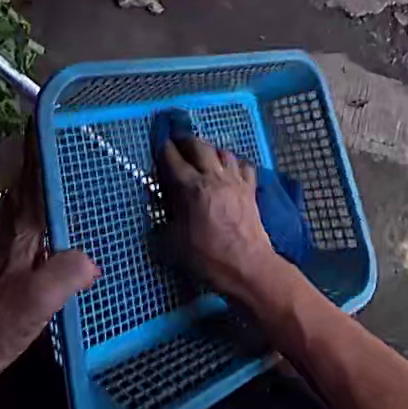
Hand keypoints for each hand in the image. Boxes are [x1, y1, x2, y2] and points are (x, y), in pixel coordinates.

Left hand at [0, 145, 98, 380]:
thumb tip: (92, 259)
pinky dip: (40, 211)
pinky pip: (32, 227)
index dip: (36, 153)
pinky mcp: (15, 268)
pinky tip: (51, 217)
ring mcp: (12, 250)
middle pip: (27, 188)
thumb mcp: (36, 301)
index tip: (42, 121)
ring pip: (26, 205)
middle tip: (57, 138)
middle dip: (38, 161)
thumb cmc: (0, 322)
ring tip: (56, 167)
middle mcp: (15, 235)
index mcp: (22, 234)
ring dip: (38, 183)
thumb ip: (62, 276)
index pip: (32, 184)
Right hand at [158, 137, 284, 303]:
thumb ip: (163, 220)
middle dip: (186, 140)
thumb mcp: (174, 242)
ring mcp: (235, 181)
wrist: (249, 268)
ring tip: (202, 153)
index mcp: (191, 188)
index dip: (163, 148)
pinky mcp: (250, 190)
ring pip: (222, 152)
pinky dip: (234, 163)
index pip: (173, 159)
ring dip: (210, 149)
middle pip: (199, 146)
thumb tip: (157, 209)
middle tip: (178, 141)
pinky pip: (243, 166)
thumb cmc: (208, 257)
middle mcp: (213, 177)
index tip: (159, 143)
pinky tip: (229, 170)